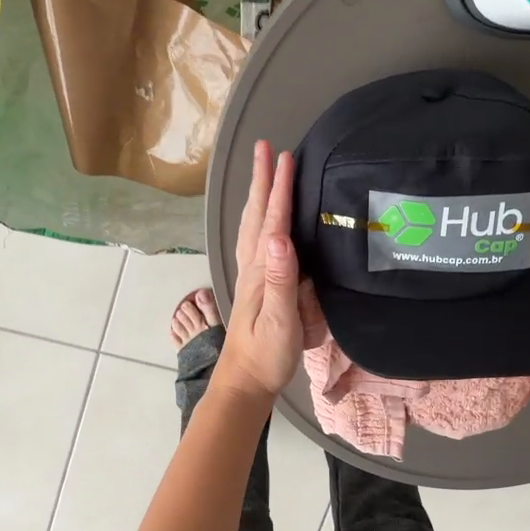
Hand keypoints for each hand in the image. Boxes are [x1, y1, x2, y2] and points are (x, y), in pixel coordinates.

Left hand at [216, 141, 303, 399]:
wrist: (244, 382)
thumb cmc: (266, 354)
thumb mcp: (280, 320)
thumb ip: (280, 280)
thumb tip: (280, 237)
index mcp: (261, 270)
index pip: (273, 222)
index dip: (279, 189)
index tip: (285, 157)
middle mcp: (253, 266)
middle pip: (258, 215)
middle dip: (262, 180)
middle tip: (267, 148)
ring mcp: (251, 275)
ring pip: (254, 225)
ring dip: (259, 195)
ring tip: (264, 172)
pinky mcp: (256, 286)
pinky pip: (256, 240)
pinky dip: (259, 219)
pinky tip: (264, 221)